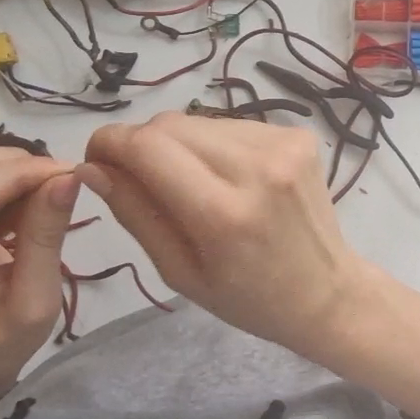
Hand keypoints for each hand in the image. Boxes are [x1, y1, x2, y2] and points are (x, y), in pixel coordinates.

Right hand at [78, 113, 376, 357]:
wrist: (327, 291)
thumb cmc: (249, 298)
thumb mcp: (181, 273)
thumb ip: (136, 214)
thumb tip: (92, 168)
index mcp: (224, 213)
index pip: (147, 147)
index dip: (109, 144)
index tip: (97, 161)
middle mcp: (258, 167)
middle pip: (170, 125)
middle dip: (141, 144)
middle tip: (139, 178)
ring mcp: (284, 145)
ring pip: (200, 120)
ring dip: (181, 145)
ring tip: (193, 185)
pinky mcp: (300, 135)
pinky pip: (233, 124)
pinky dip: (217, 145)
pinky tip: (230, 178)